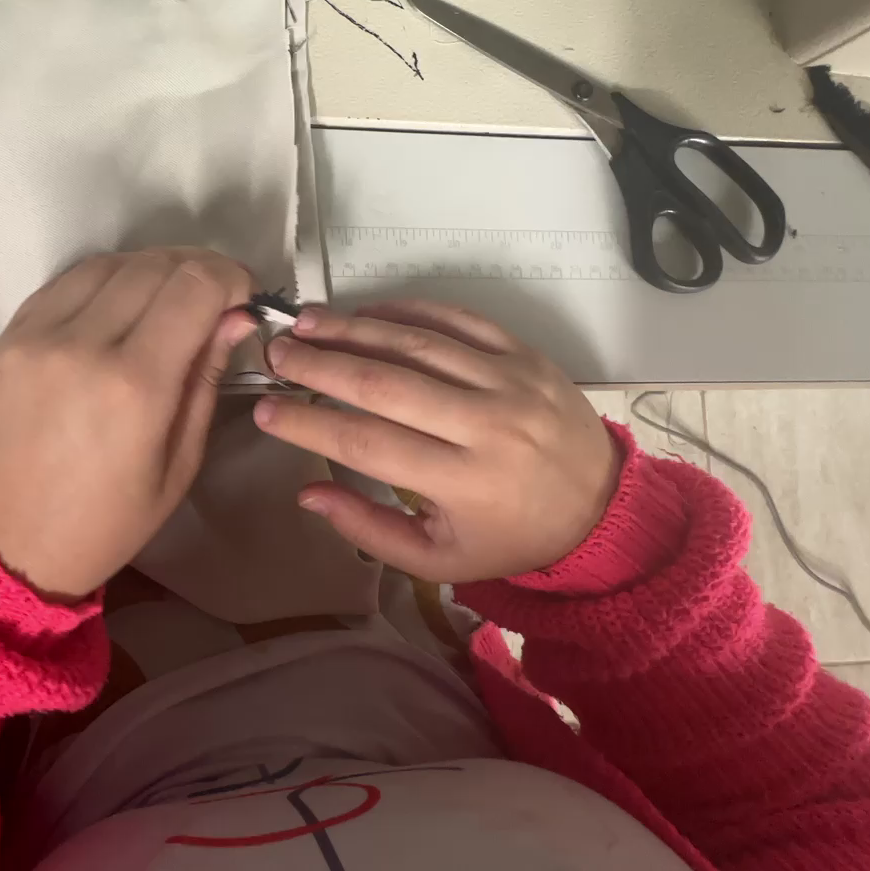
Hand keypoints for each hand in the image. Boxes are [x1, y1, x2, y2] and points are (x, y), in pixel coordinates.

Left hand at [0, 248, 258, 599]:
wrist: (1, 544)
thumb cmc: (103, 523)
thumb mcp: (177, 466)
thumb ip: (205, 380)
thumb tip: (236, 318)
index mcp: (135, 386)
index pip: (195, 287)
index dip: (231, 278)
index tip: (243, 296)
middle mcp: (84, 344)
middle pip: (156, 265)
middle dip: (198, 270)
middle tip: (214, 299)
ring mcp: (38, 334)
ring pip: (112, 263)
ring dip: (153, 269)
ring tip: (169, 299)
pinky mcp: (9, 335)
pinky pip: (68, 280)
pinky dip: (107, 278)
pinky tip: (122, 302)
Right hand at [250, 299, 620, 583]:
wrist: (605, 509)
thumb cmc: (510, 538)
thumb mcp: (439, 559)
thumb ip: (369, 528)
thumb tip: (306, 491)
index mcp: (464, 483)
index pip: (365, 443)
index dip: (307, 424)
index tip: (264, 409)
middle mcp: (486, 425)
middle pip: (384, 383)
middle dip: (319, 365)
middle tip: (275, 353)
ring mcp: (509, 381)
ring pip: (415, 344)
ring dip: (353, 328)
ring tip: (305, 323)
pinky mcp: (524, 354)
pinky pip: (457, 320)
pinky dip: (406, 310)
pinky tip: (365, 311)